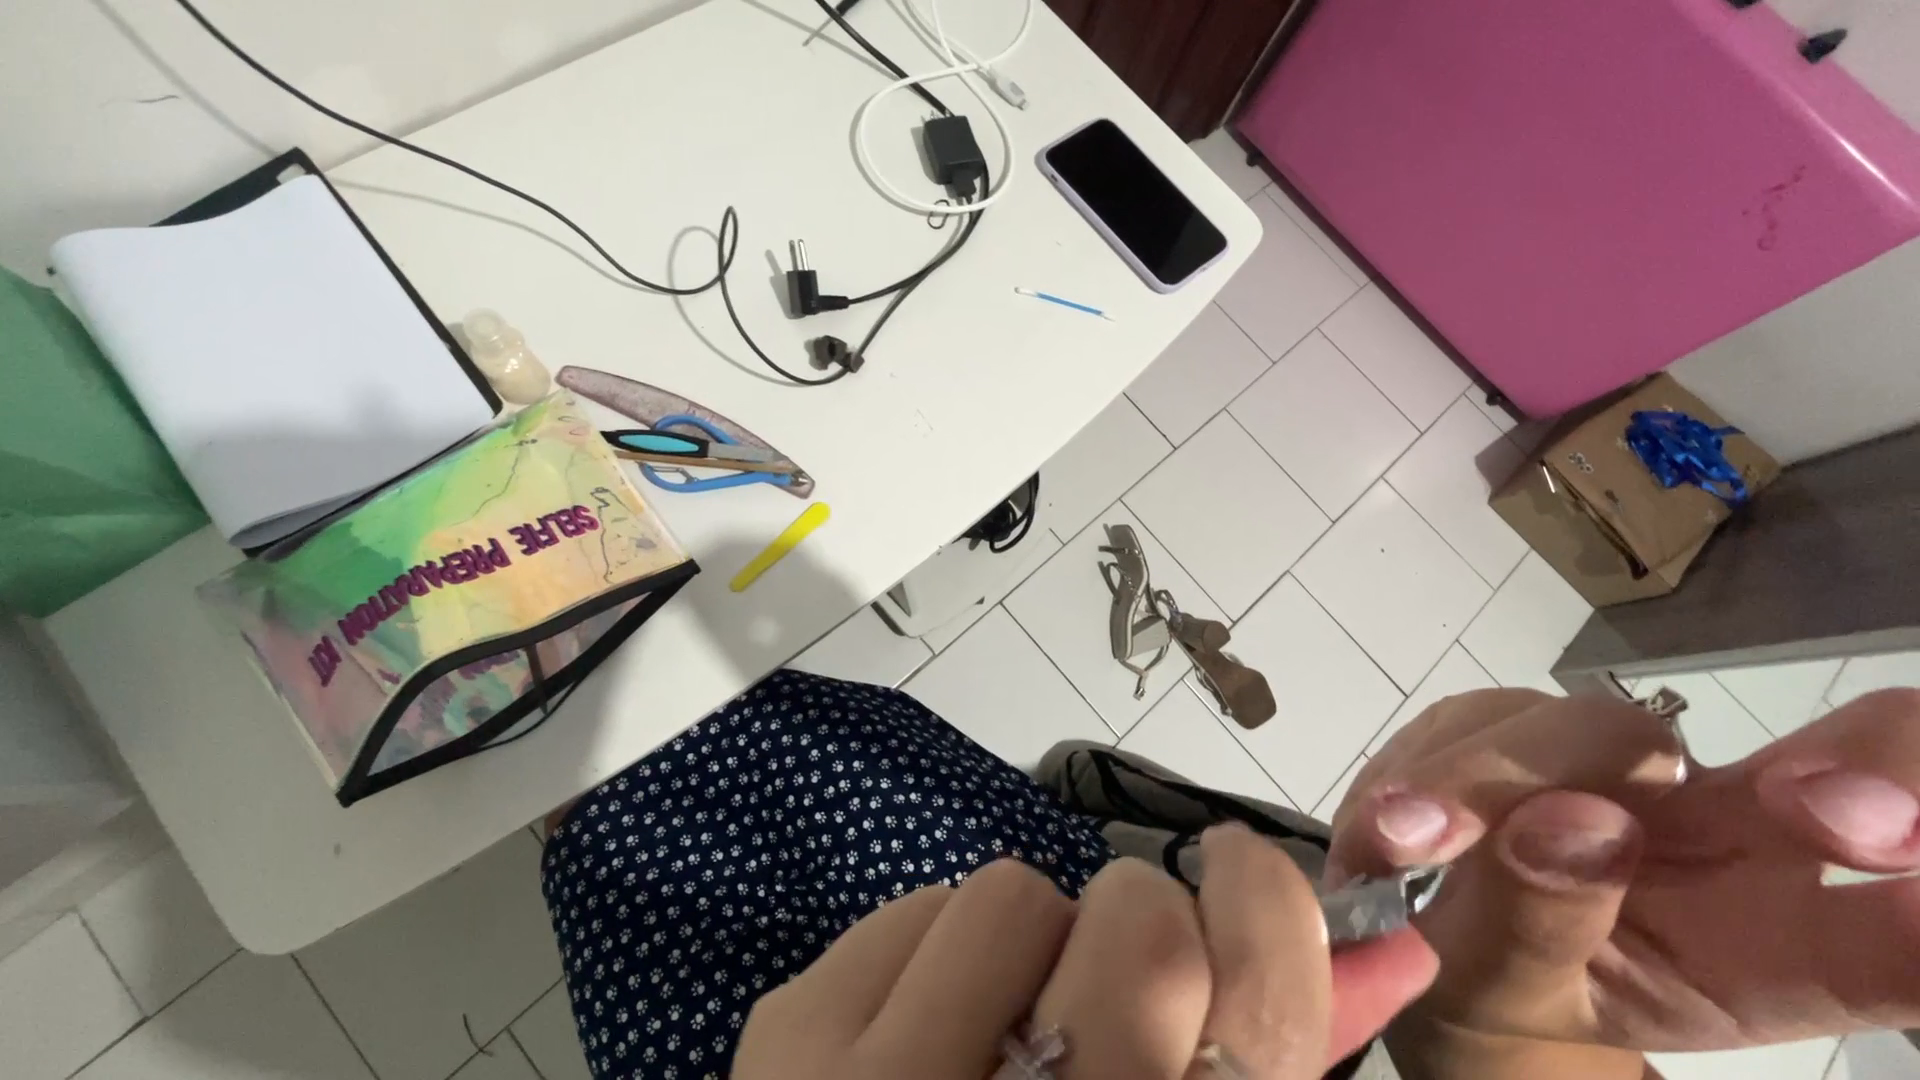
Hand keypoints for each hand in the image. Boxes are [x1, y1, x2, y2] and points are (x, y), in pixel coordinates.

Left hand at [735, 825, 1437, 1078]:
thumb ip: (1273, 1041)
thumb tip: (1386, 942)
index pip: (1263, 999)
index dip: (1268, 906)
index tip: (1238, 869)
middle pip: (1136, 925)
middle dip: (1135, 926)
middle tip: (1100, 980)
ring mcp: (884, 1076)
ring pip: (1013, 894)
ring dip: (1025, 941)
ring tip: (997, 1016)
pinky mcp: (793, 1032)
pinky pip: (915, 908)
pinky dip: (937, 949)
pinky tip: (918, 1025)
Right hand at [1327, 686, 1919, 1057]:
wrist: (1409, 926)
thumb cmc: (1490, 986)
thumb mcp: (1510, 994)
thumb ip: (1540, 922)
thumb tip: (1572, 824)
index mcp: (1767, 946)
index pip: (1907, 931)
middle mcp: (1719, 839)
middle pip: (1841, 768)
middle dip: (1853, 777)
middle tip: (1822, 814)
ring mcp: (1617, 766)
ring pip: (1603, 730)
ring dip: (1499, 772)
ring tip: (1405, 839)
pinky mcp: (1517, 718)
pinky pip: (1481, 716)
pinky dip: (1426, 761)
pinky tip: (1390, 818)